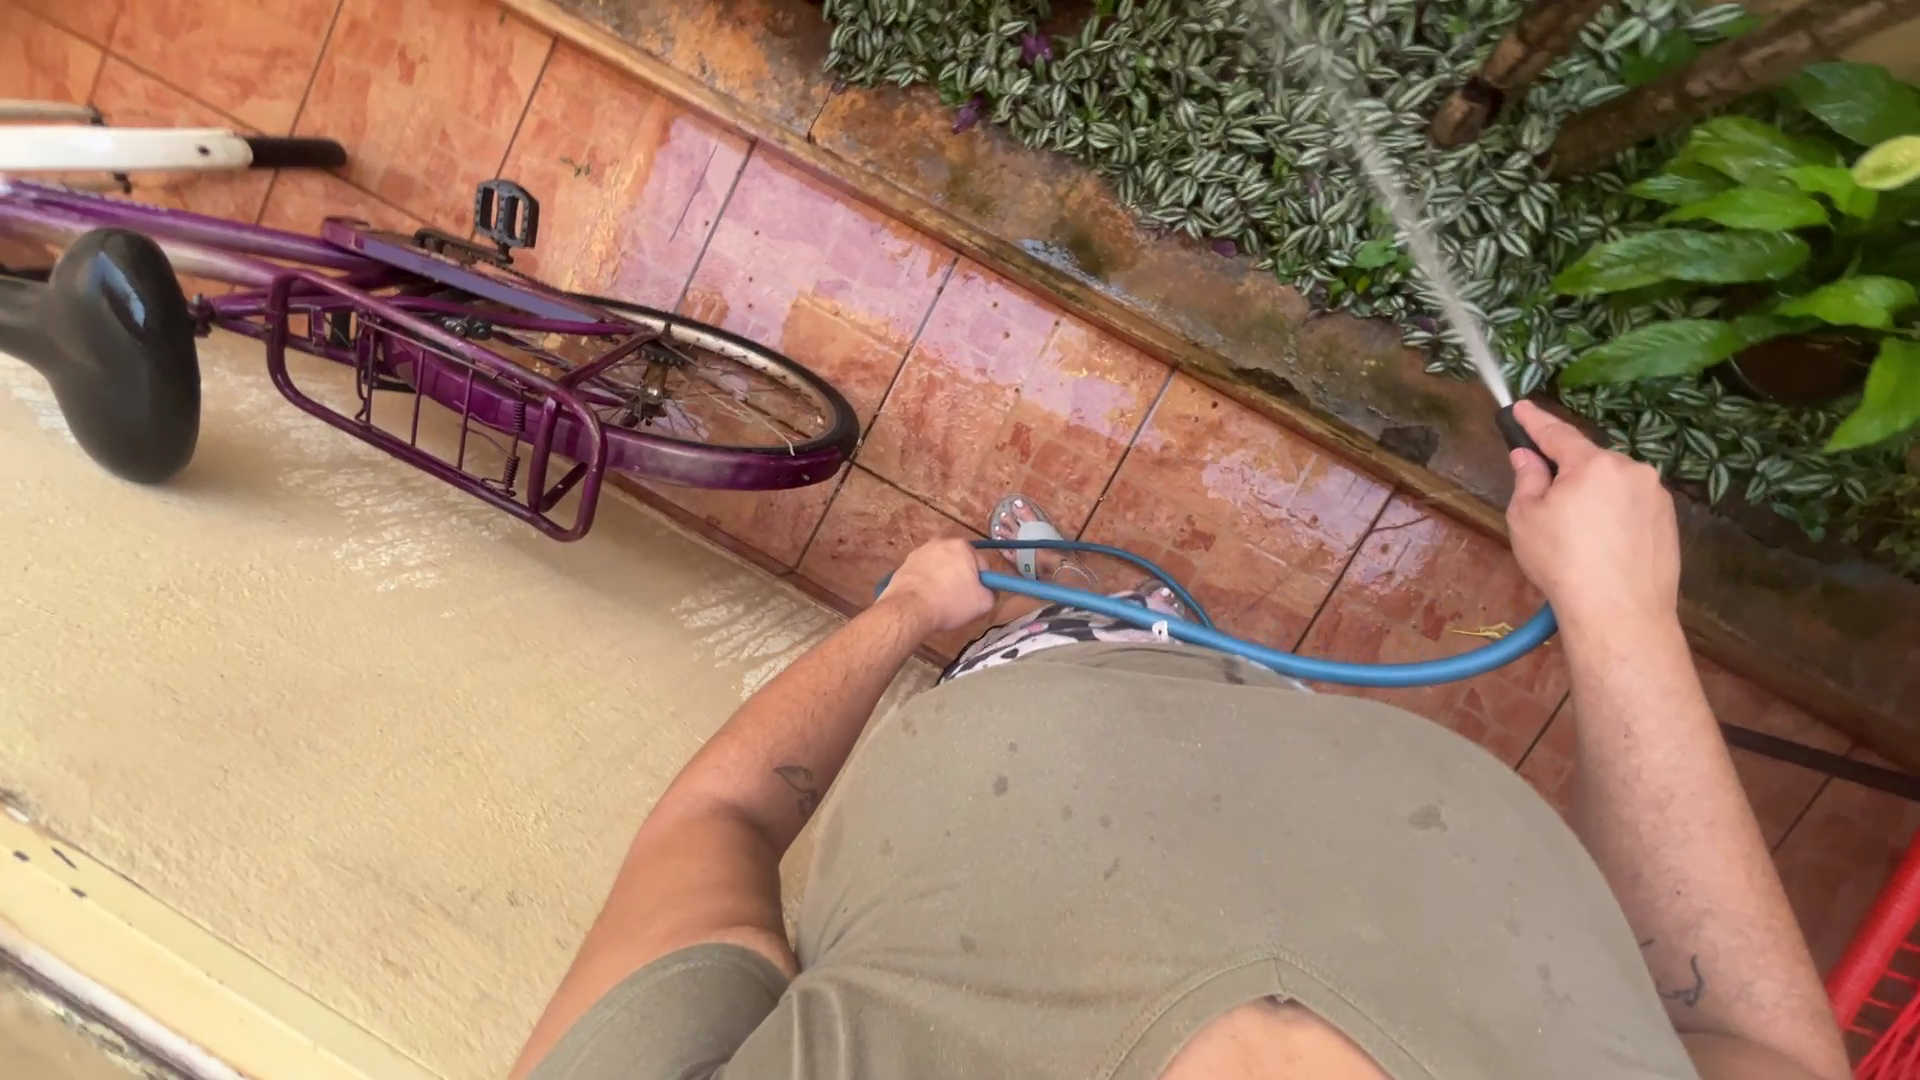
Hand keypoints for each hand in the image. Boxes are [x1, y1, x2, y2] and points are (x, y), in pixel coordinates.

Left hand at [879, 538, 995, 633]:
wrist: (909, 609)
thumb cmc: (950, 602)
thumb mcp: (983, 603)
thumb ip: (992, 592)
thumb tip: (988, 590)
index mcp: (962, 545)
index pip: (982, 565)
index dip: (983, 583)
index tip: (977, 597)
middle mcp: (940, 542)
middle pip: (959, 563)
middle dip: (961, 579)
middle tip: (960, 600)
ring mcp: (919, 552)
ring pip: (940, 568)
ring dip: (942, 581)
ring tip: (940, 602)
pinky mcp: (904, 564)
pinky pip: (923, 575)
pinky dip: (926, 584)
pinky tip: (925, 600)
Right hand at [1505, 400, 1680, 633]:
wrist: (1618, 608)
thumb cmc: (1560, 558)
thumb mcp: (1526, 516)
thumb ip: (1528, 479)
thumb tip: (1527, 457)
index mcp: (1593, 464)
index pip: (1558, 433)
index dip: (1534, 420)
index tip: (1520, 407)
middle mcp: (1632, 470)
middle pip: (1588, 461)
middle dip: (1564, 471)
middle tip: (1539, 499)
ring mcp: (1655, 495)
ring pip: (1610, 484)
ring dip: (1588, 495)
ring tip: (1569, 532)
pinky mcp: (1668, 520)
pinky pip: (1628, 505)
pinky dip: (1608, 514)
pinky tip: (1594, 543)